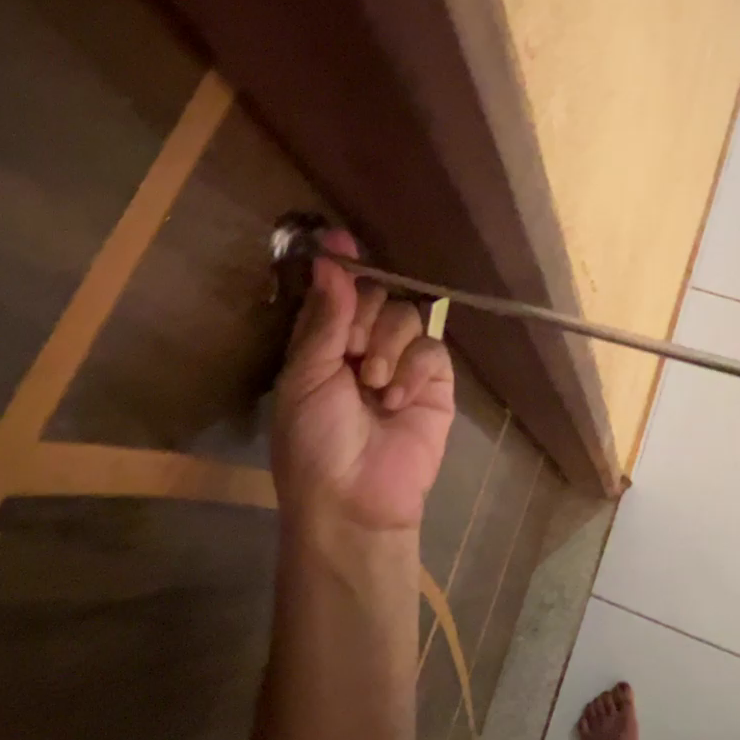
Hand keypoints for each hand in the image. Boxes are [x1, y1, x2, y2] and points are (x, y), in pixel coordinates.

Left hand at [272, 230, 454, 530]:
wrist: (355, 499)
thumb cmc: (314, 442)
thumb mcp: (305, 378)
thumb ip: (325, 318)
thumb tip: (330, 260)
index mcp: (323, 342)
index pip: (335, 290)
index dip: (338, 266)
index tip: (340, 240)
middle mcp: (362, 344)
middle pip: (376, 293)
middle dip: (363, 315)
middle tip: (350, 351)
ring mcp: (401, 361)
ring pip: (406, 314)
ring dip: (386, 346)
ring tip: (373, 386)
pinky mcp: (433, 381)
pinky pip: (431, 348)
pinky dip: (411, 369)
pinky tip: (396, 399)